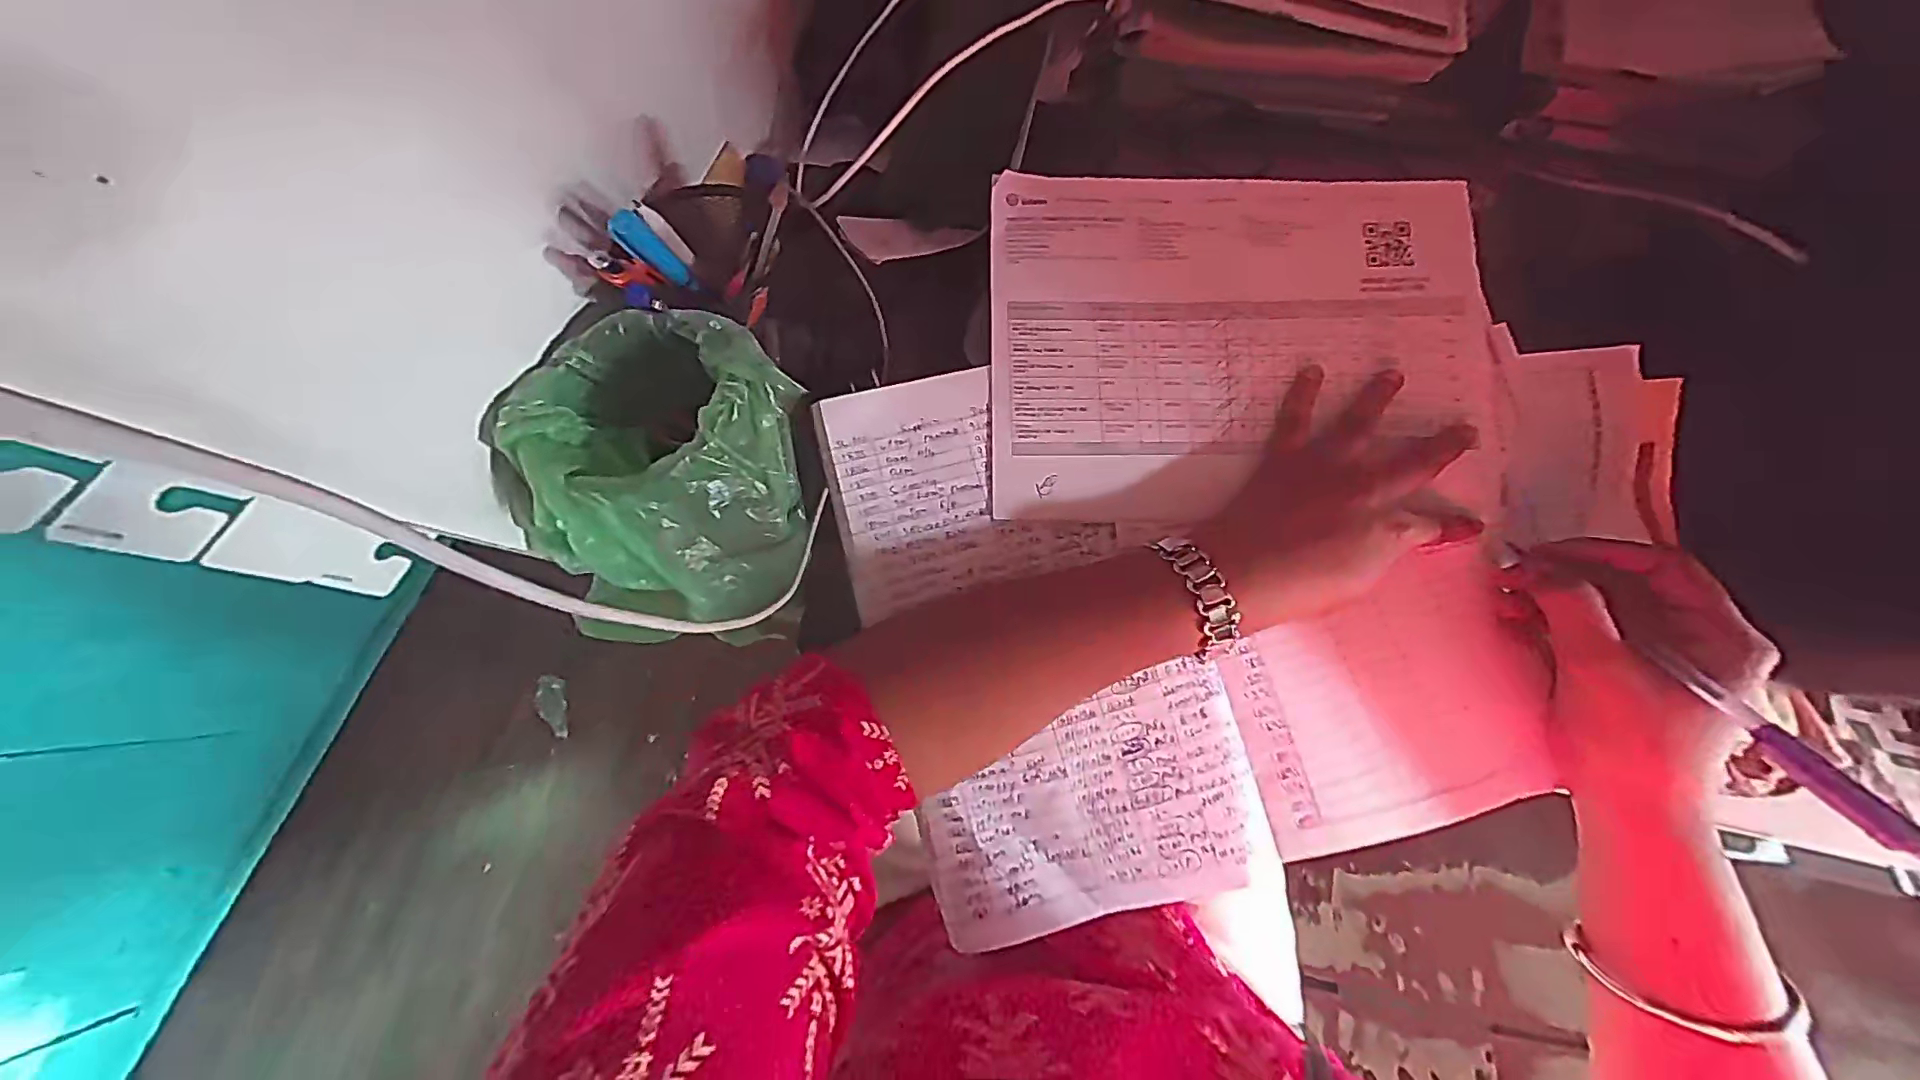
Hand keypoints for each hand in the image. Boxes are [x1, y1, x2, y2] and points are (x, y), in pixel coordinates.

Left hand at [1197, 367, 1481, 628]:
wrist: (1240, 572)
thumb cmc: (1299, 590)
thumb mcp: (1357, 584)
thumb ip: (1387, 554)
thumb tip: (1415, 537)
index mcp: (1385, 525)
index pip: (1429, 522)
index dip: (1450, 524)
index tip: (1469, 522)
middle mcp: (1362, 488)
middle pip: (1412, 462)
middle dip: (1442, 446)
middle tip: (1464, 430)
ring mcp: (1322, 468)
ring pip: (1358, 424)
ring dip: (1377, 398)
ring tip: (1390, 375)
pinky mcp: (1283, 459)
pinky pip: (1294, 420)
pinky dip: (1302, 394)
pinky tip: (1311, 372)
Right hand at [1498, 539, 1780, 807]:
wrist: (1627, 807)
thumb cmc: (1634, 750)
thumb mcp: (1598, 666)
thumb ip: (1570, 607)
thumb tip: (1537, 567)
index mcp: (1721, 639)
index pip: (1664, 568)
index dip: (1600, 553)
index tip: (1547, 554)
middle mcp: (1696, 645)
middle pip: (1626, 587)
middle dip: (1563, 577)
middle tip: (1515, 573)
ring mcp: (1659, 662)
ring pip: (1600, 608)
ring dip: (1548, 598)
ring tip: (1507, 597)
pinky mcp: (1623, 676)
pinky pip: (1585, 632)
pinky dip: (1547, 621)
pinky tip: (1514, 619)